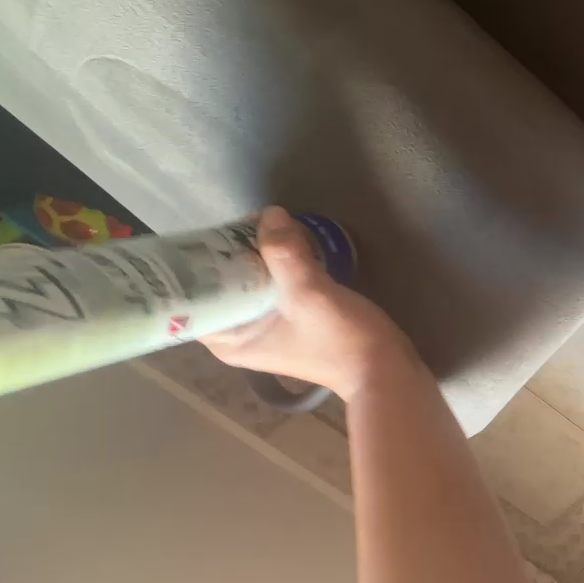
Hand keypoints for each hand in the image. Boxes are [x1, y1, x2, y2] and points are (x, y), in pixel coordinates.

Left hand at [201, 207, 417, 400]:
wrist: (389, 368)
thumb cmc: (343, 341)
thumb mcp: (312, 296)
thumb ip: (287, 256)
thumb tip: (270, 214)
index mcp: (229, 339)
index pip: (194, 297)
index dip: (197, 265)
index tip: (208, 234)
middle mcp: (241, 334)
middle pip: (225, 286)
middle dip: (233, 255)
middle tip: (242, 224)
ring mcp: (269, 328)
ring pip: (252, 284)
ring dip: (260, 258)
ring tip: (268, 229)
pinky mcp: (295, 321)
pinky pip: (275, 287)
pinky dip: (281, 268)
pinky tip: (293, 248)